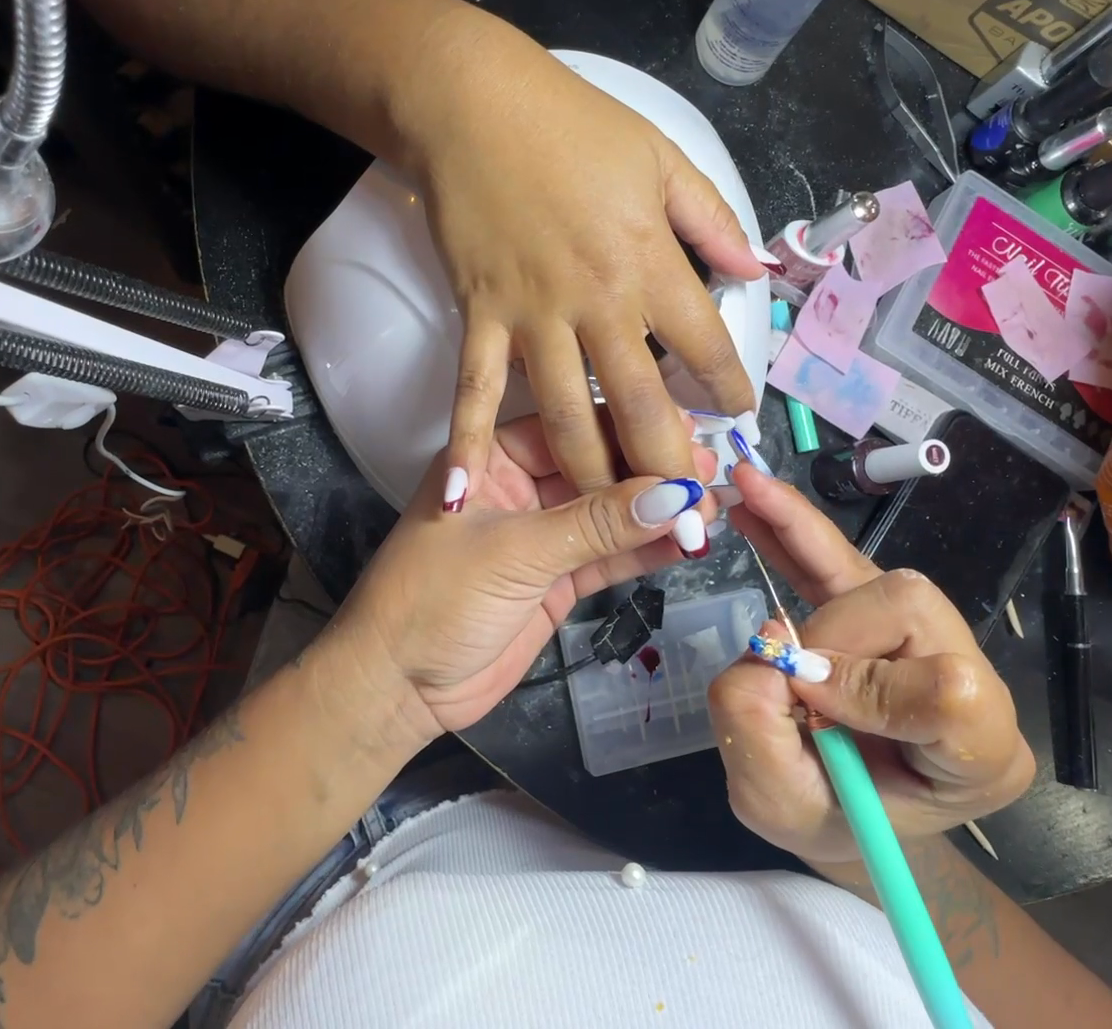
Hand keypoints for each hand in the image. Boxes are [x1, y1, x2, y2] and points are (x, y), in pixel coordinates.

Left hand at [325, 411, 717, 734]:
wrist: (397, 686)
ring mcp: (538, 535)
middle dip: (652, 473)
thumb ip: (597, 525)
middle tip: (712, 472)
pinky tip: (685, 545)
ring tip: (714, 509)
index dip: (628, 429)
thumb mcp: (514, 552)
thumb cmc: (435, 599)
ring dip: (656, 515)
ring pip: (607, 516)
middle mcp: (517, 486)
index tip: (686, 432)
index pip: (570, 426)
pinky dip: (643, 553)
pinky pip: (606, 557)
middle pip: (595, 469)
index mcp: (489, 456)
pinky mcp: (554, 579)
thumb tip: (677, 493)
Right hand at [403, 24, 770, 506]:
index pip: (703, 344)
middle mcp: (595, 302)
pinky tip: (458, 496)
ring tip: (607, 519)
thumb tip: (758, 269)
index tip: (735, 420)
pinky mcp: (479, 320)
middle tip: (684, 512)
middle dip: (666, 463)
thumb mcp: (661, 157)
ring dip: (588, 474)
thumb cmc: (572, 127)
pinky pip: (472, 391)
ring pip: (563, 413)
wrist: (473, 105)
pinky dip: (463, 444)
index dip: (727, 390)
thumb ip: (712, 220)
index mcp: (646, 261)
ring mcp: (531, 317)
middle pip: (639, 400)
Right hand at [709, 463, 1034, 864]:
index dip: (871, 686)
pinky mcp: (885, 611)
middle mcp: (972, 683)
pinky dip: (793, 528)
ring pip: (872, 569)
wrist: (843, 814)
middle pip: (909, 606)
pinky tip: (753, 496)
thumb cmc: (819, 819)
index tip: (811, 706)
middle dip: (830, 628)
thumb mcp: (776, 804)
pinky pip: (842, 560)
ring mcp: (932, 638)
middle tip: (784, 674)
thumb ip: (760, 735)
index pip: (954, 690)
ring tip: (741, 496)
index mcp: (977, 757)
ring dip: (800, 540)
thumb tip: (766, 643)